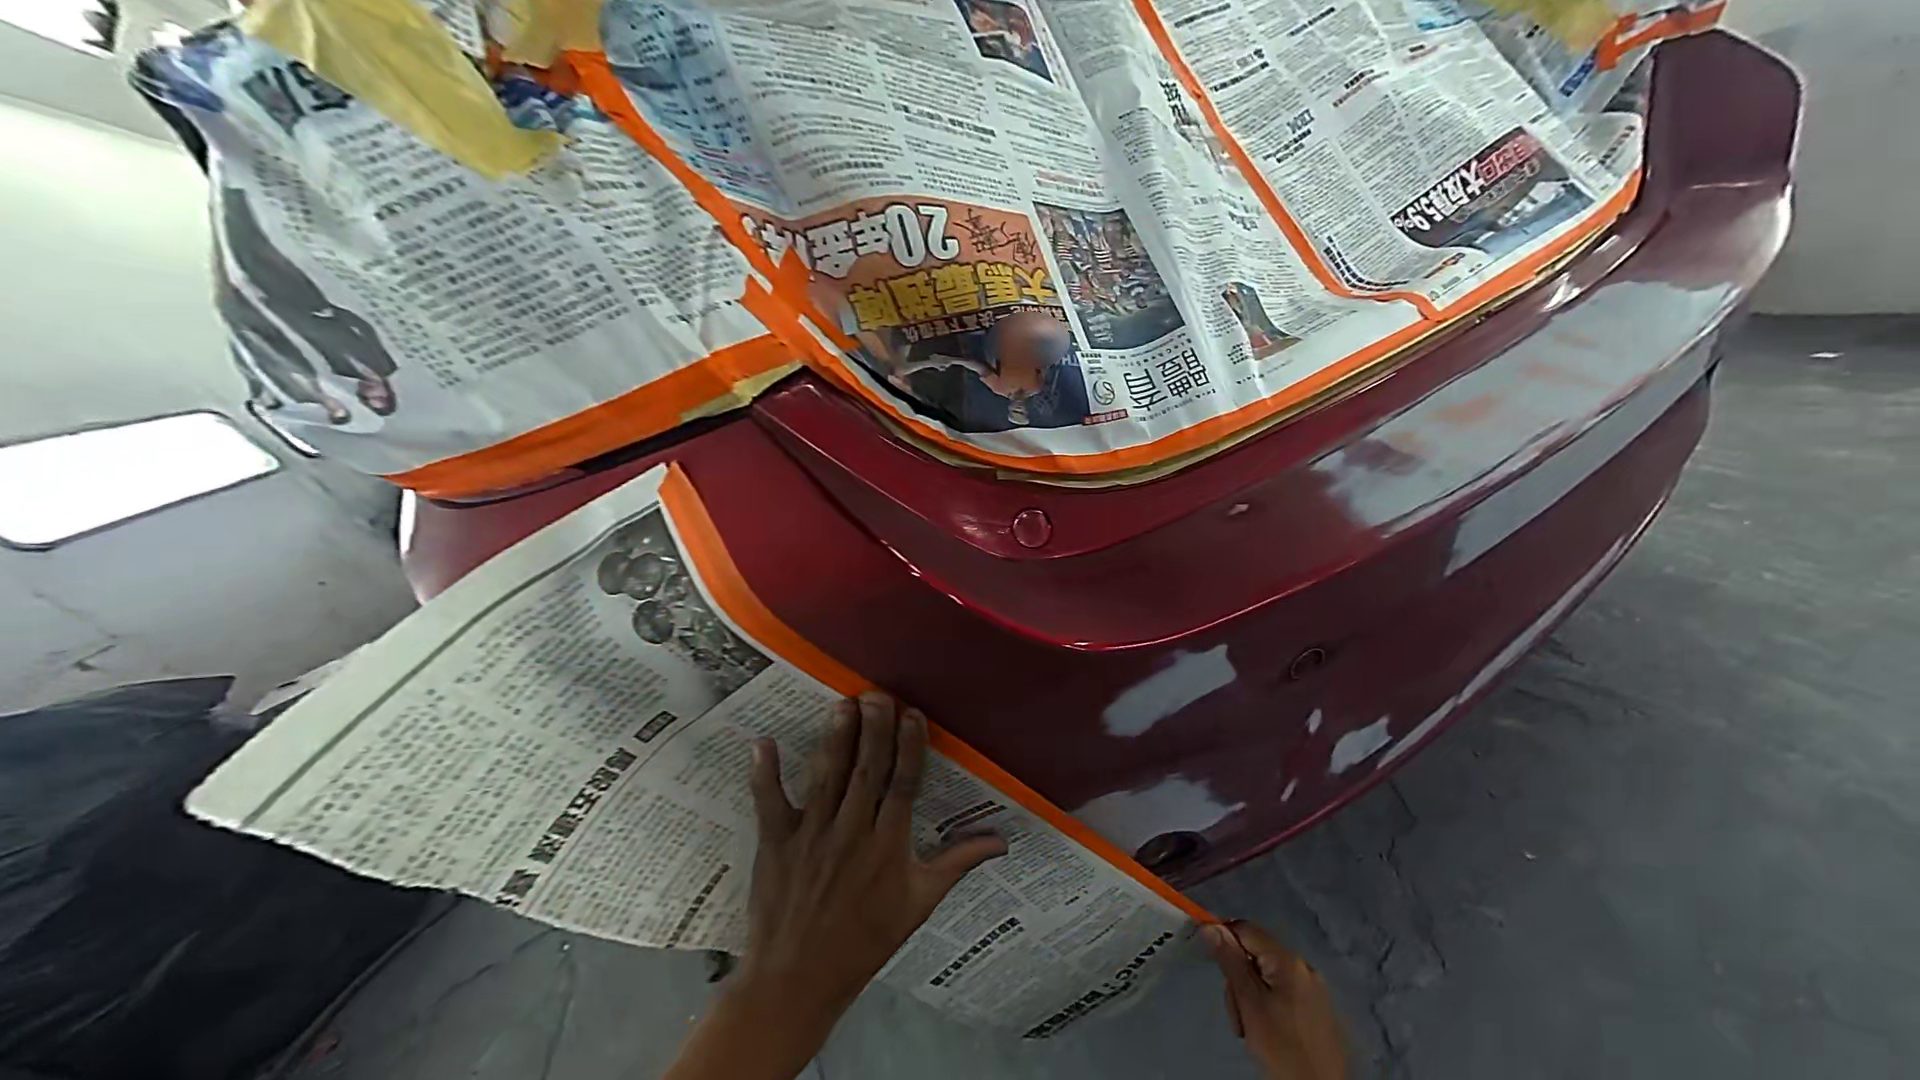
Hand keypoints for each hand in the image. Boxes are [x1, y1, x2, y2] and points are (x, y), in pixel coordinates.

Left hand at [743, 692, 1008, 1011]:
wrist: (798, 980)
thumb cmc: (865, 940)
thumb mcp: (919, 904)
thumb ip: (958, 864)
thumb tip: (1002, 841)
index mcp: (889, 845)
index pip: (904, 784)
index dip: (910, 746)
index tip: (912, 714)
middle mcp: (852, 832)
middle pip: (867, 771)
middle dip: (873, 729)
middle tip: (877, 694)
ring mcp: (812, 835)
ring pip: (827, 777)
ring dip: (835, 739)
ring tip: (843, 703)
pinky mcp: (777, 843)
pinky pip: (770, 802)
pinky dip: (765, 773)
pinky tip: (763, 741)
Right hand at [1208, 921, 1347, 1079]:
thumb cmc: (1282, 1048)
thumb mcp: (1249, 1003)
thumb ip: (1230, 961)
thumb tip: (1210, 926)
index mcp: (1289, 962)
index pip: (1247, 929)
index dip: (1224, 936)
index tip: (1210, 957)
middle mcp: (1305, 968)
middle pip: (1257, 954)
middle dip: (1239, 977)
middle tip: (1236, 1010)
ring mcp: (1314, 989)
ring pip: (1268, 975)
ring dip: (1251, 994)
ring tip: (1250, 1026)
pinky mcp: (1318, 1009)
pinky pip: (1283, 992)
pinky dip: (1268, 1004)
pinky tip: (1266, 1030)